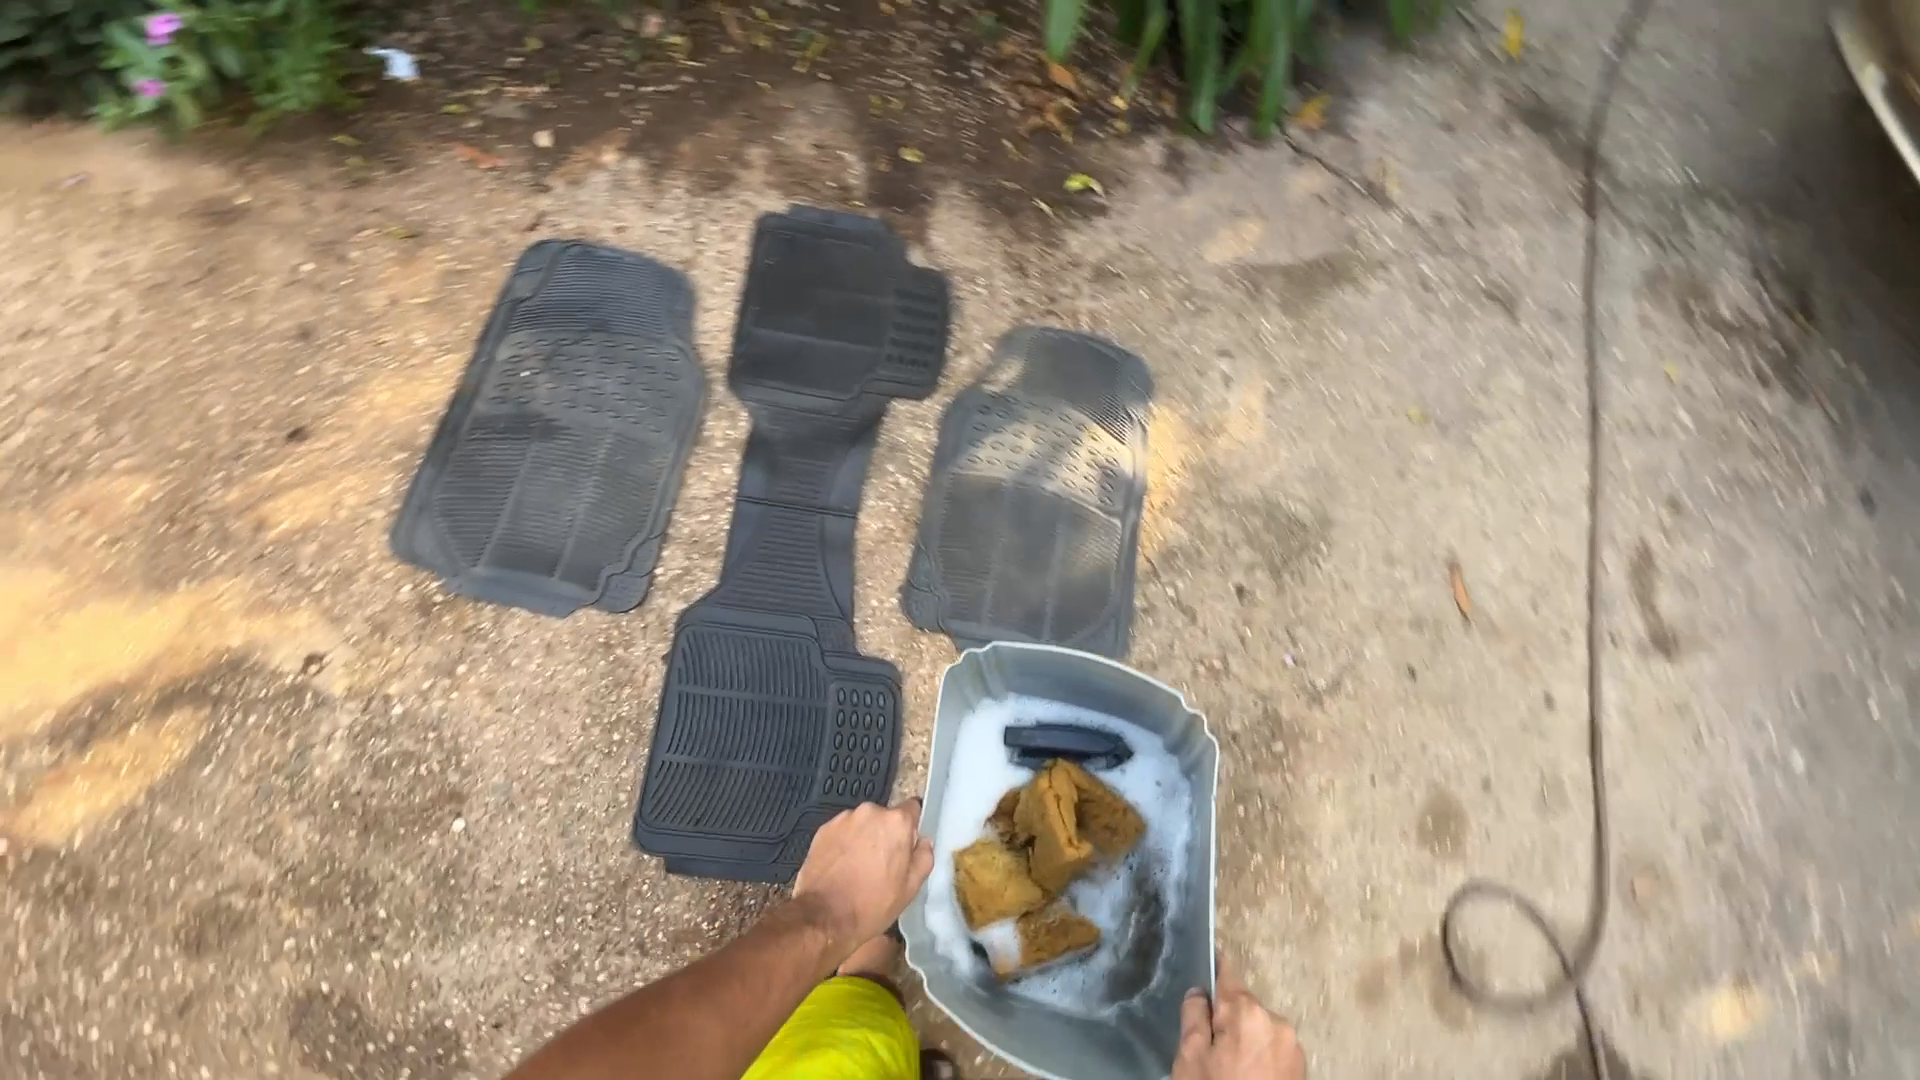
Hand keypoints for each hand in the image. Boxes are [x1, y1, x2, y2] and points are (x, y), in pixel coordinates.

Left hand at [793, 800, 934, 960]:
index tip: (905, 846)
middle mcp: (870, 811)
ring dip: (864, 839)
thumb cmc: (872, 904)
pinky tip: (841, 868)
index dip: (910, 828)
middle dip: (885, 835)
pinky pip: (842, 832)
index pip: (912, 809)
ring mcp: (844, 819)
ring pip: (862, 824)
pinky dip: (844, 844)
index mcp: (896, 822)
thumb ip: (923, 857)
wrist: (824, 918)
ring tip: (858, 868)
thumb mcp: (910, 887)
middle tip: (882, 864)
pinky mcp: (823, 829)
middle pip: (885, 817)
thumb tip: (923, 842)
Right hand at [1173, 960, 1305, 1079]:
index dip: (1211, 969)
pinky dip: (1259, 1055)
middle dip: (1225, 1018)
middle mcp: (1276, 1020)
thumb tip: (1200, 992)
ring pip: (1258, 1027)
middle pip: (1241, 1005)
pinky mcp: (1302, 1068)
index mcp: (1247, 1010)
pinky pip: (1272, 1047)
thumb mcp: (1191, 1056)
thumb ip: (1193, 1015)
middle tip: (1209, 1047)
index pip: (1226, 972)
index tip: (1201, 967)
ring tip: (1229, 1067)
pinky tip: (1247, 1075)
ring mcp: (1293, 1046)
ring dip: (1244, 1038)